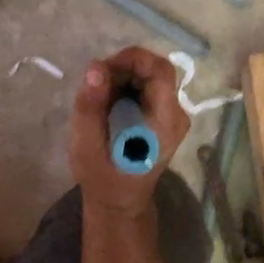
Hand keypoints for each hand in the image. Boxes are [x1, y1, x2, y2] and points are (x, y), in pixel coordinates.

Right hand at [69, 47, 188, 218]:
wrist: (119, 203)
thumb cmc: (103, 178)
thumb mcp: (86, 146)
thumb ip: (91, 106)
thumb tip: (96, 66)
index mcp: (165, 121)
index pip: (160, 70)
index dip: (133, 59)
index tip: (102, 69)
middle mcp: (176, 113)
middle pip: (155, 70)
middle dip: (123, 68)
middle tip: (95, 84)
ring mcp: (173, 114)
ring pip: (150, 75)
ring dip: (122, 77)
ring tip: (99, 98)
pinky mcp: (164, 115)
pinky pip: (147, 87)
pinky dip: (125, 87)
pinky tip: (108, 104)